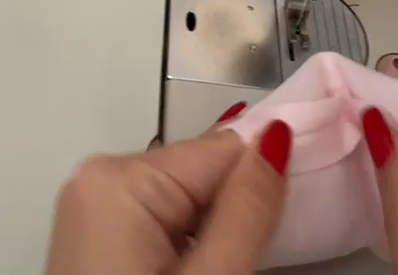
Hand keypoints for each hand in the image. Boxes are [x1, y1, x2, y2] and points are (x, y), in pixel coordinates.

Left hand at [44, 110, 291, 273]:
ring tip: (224, 270)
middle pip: (198, 172)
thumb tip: (276, 136)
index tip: (307, 192)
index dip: (265, 174)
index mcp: (119, 177)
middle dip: (234, 210)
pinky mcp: (94, 235)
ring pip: (181, 198)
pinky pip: (157, 220)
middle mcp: (97, 177)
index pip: (218, 149)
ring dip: (212, 230)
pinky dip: (186, 244)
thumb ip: (246, 210)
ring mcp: (91, 206)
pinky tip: (195, 274)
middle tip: (255, 259)